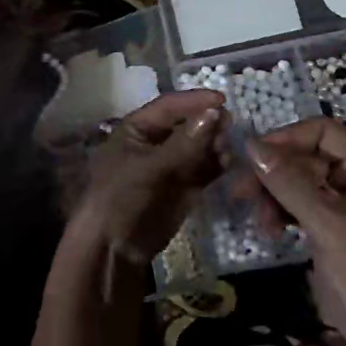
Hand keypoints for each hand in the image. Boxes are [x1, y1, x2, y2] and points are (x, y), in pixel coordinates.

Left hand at [65, 90, 225, 264]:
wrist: (114, 245)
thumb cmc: (120, 197)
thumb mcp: (149, 167)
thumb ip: (183, 143)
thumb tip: (215, 113)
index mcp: (137, 129)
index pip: (169, 106)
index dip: (194, 101)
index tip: (222, 100)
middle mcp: (156, 142)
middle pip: (188, 124)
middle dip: (208, 123)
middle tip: (230, 127)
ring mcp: (172, 163)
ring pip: (201, 145)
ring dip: (216, 144)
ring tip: (227, 150)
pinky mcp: (186, 185)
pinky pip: (207, 167)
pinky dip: (219, 164)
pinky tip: (229, 164)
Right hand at [241, 118, 345, 345]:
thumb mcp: (328, 225)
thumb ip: (290, 183)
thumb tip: (251, 146)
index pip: (324, 133)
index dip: (286, 139)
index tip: (251, 157)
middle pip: (307, 159)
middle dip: (273, 174)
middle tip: (240, 193)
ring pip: (300, 184)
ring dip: (274, 197)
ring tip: (259, 223)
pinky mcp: (334, 231)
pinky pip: (301, 209)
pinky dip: (282, 215)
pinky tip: (269, 232)